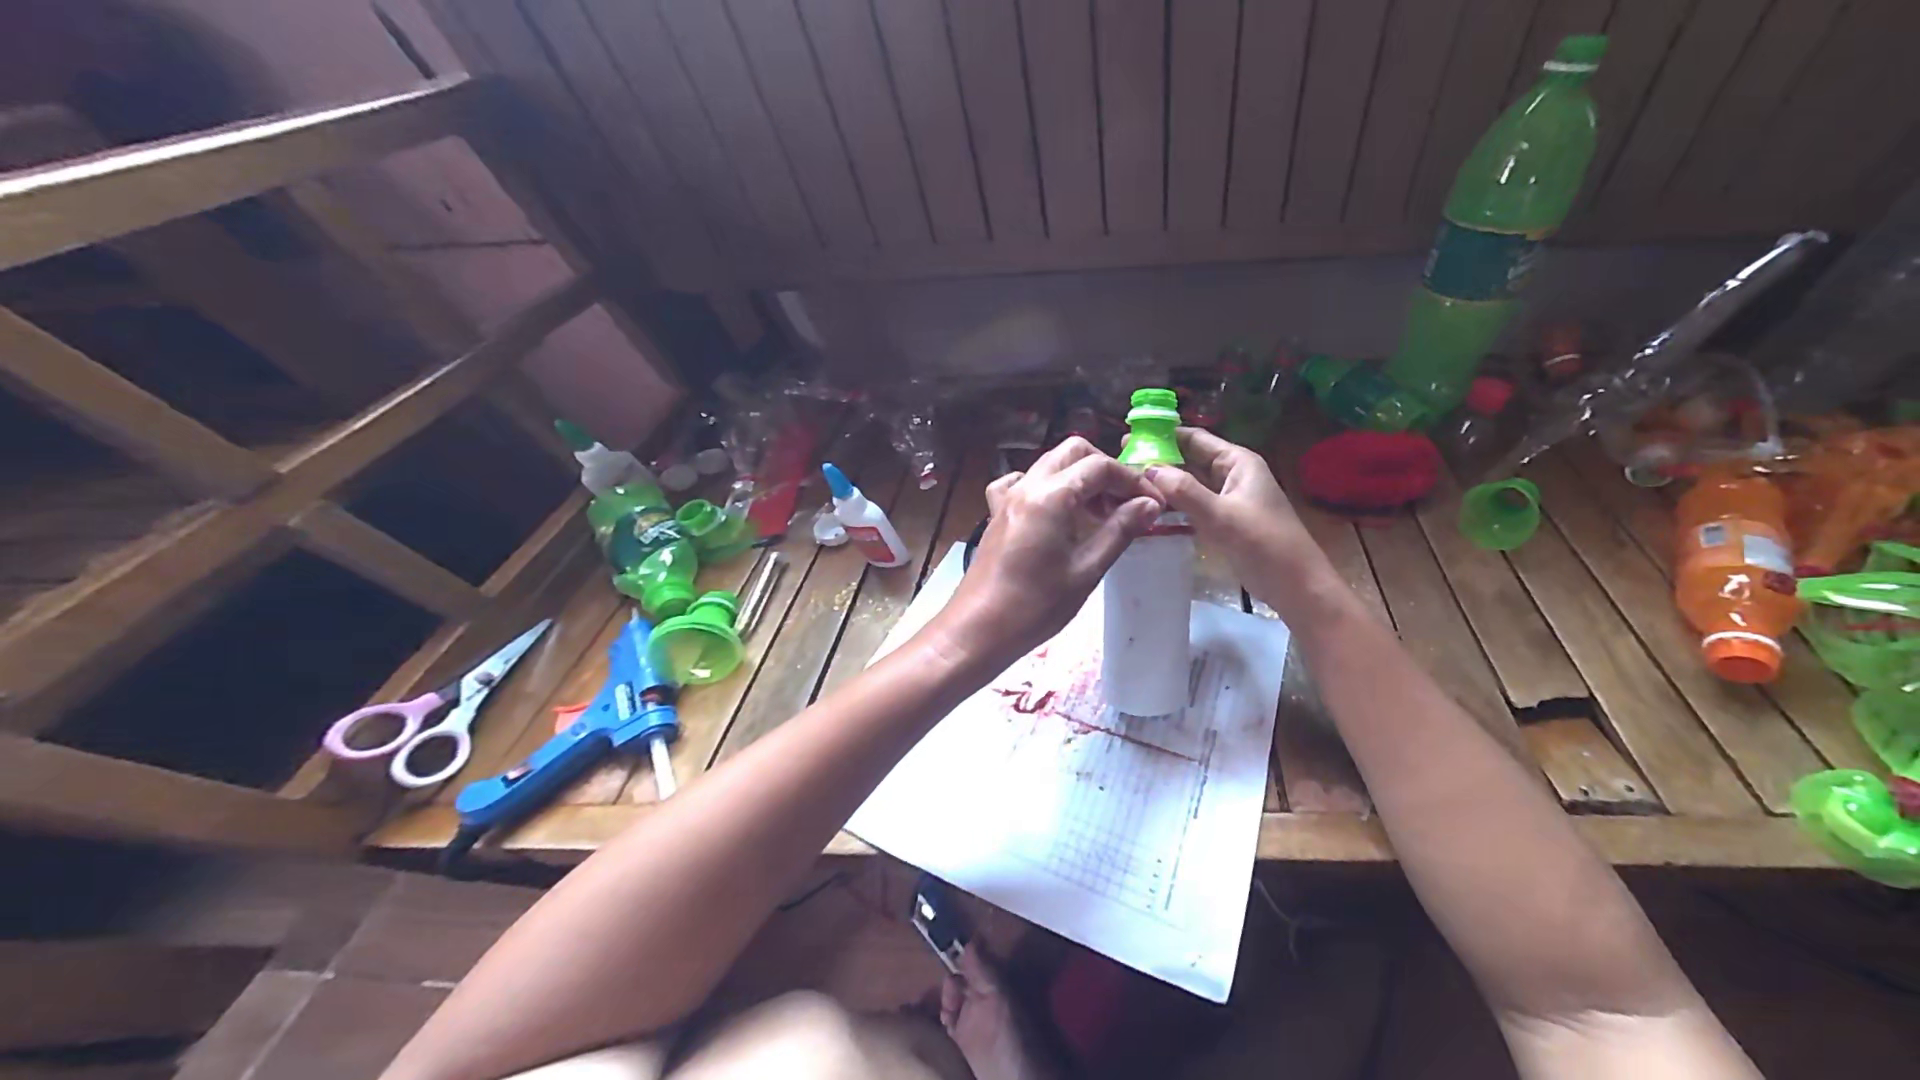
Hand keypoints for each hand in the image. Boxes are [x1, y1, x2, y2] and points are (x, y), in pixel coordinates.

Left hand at [930, 437, 1161, 665]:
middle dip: (1106, 470)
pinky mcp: (997, 513)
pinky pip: (1024, 484)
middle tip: (1127, 503)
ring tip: (1100, 514)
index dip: (1133, 480)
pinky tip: (1057, 514)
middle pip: (1073, 453)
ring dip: (1079, 478)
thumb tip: (1149, 504)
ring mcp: (1007, 498)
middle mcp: (1026, 486)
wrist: (978, 629)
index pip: (1100, 467)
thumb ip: (1119, 530)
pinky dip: (1048, 488)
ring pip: (1050, 465)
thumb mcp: (1086, 569)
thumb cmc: (1035, 605)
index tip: (1154, 503)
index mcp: (1049, 495)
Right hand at [1144, 427, 1338, 621]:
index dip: (1162, 435)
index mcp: (1238, 462)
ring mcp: (1227, 498)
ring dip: (1162, 484)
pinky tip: (1148, 509)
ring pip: (1188, 484)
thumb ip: (1184, 491)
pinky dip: (1172, 504)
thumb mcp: (1221, 516)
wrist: (1296, 586)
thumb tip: (1147, 469)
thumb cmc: (1265, 545)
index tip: (1128, 438)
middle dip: (1158, 460)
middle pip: (1189, 459)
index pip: (1195, 438)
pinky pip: (1192, 505)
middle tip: (1119, 464)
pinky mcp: (1223, 520)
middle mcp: (1232, 474)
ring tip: (1126, 485)